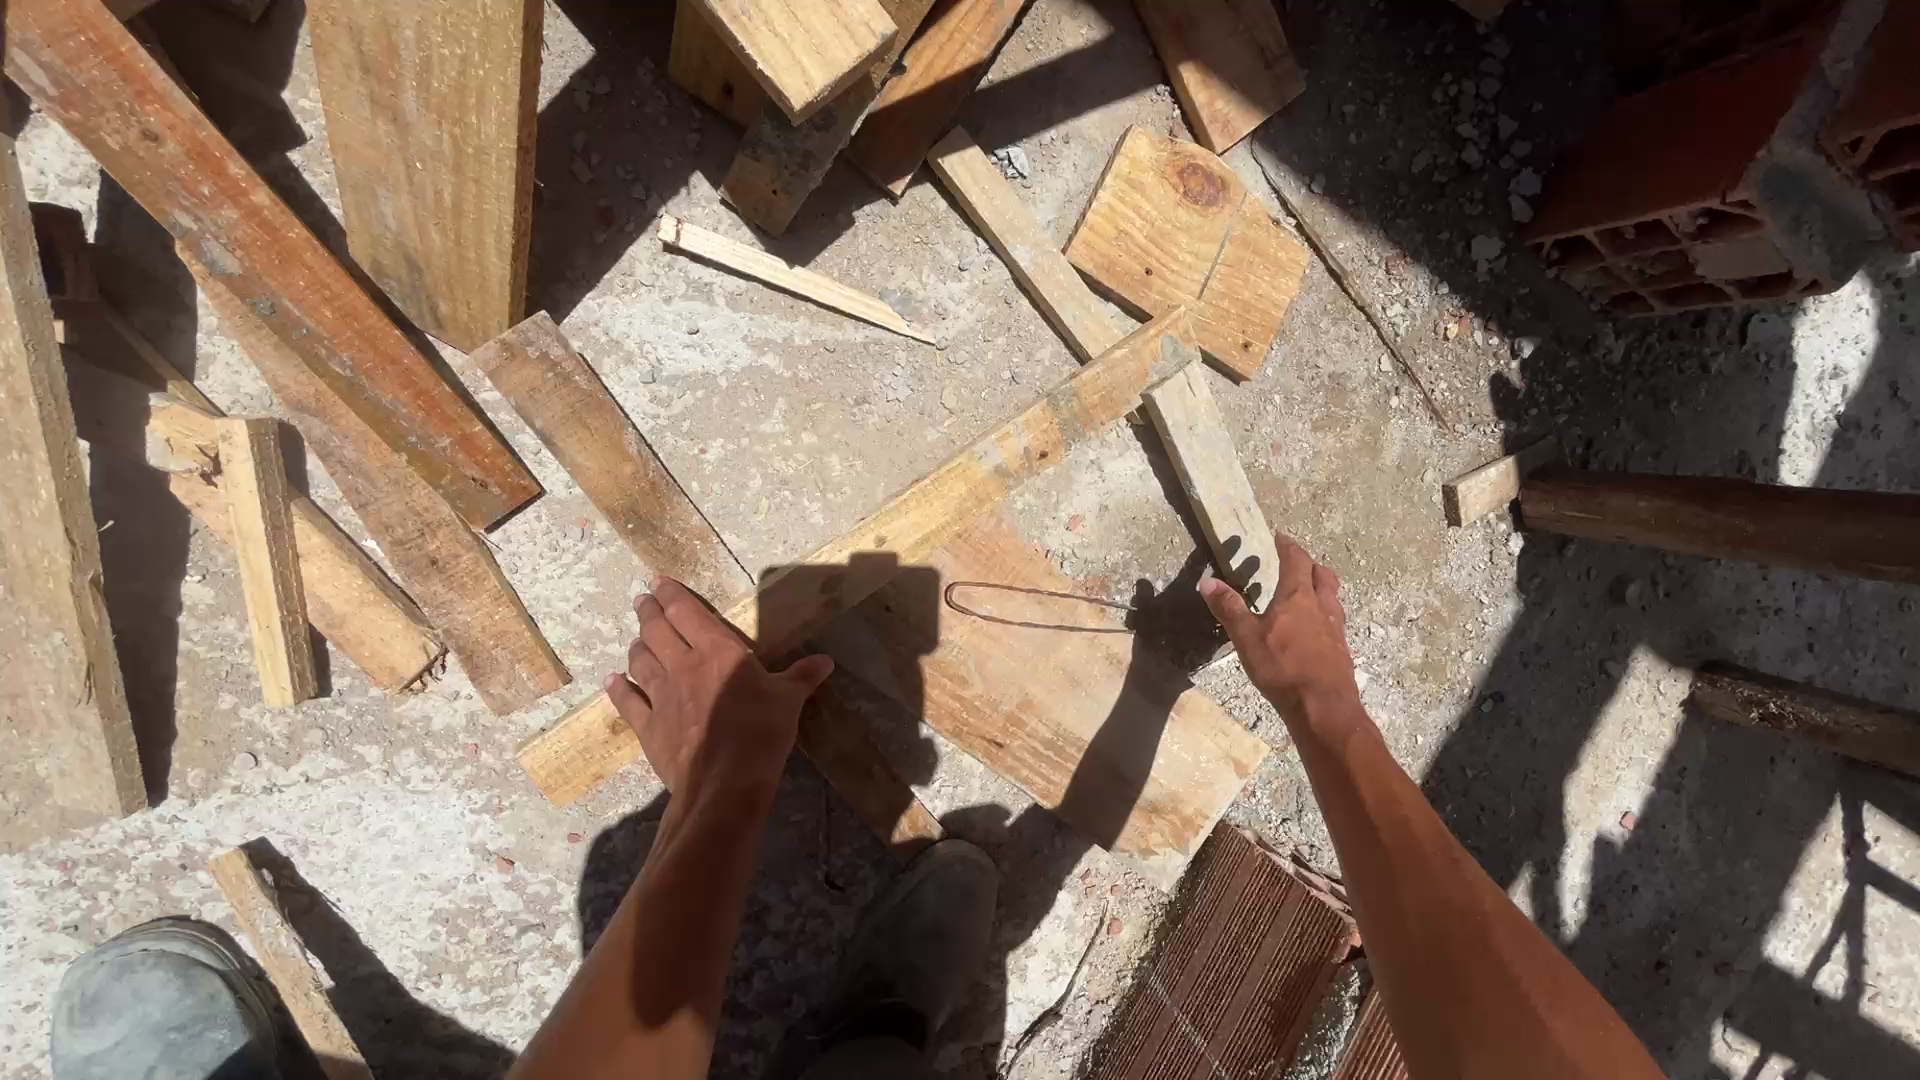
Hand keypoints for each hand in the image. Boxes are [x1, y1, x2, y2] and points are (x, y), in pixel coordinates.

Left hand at [605, 577, 834, 795]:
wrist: (724, 782)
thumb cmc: (761, 732)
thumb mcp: (789, 700)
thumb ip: (802, 676)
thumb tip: (825, 661)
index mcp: (717, 651)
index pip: (687, 613)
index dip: (671, 595)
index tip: (659, 582)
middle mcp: (683, 666)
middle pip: (657, 631)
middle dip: (649, 612)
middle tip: (641, 599)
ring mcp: (661, 697)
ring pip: (641, 661)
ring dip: (637, 644)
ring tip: (636, 636)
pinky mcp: (648, 727)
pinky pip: (628, 701)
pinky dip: (618, 688)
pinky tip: (612, 680)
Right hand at [1198, 534, 1358, 724]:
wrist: (1323, 707)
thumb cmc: (1282, 667)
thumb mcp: (1246, 637)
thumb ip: (1229, 608)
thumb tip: (1207, 582)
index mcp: (1297, 597)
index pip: (1296, 561)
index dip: (1289, 547)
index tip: (1281, 537)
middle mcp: (1321, 607)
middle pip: (1322, 576)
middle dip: (1310, 565)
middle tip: (1298, 563)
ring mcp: (1335, 630)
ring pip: (1332, 598)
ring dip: (1321, 589)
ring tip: (1308, 593)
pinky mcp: (1340, 651)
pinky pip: (1335, 622)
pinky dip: (1324, 615)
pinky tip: (1314, 630)